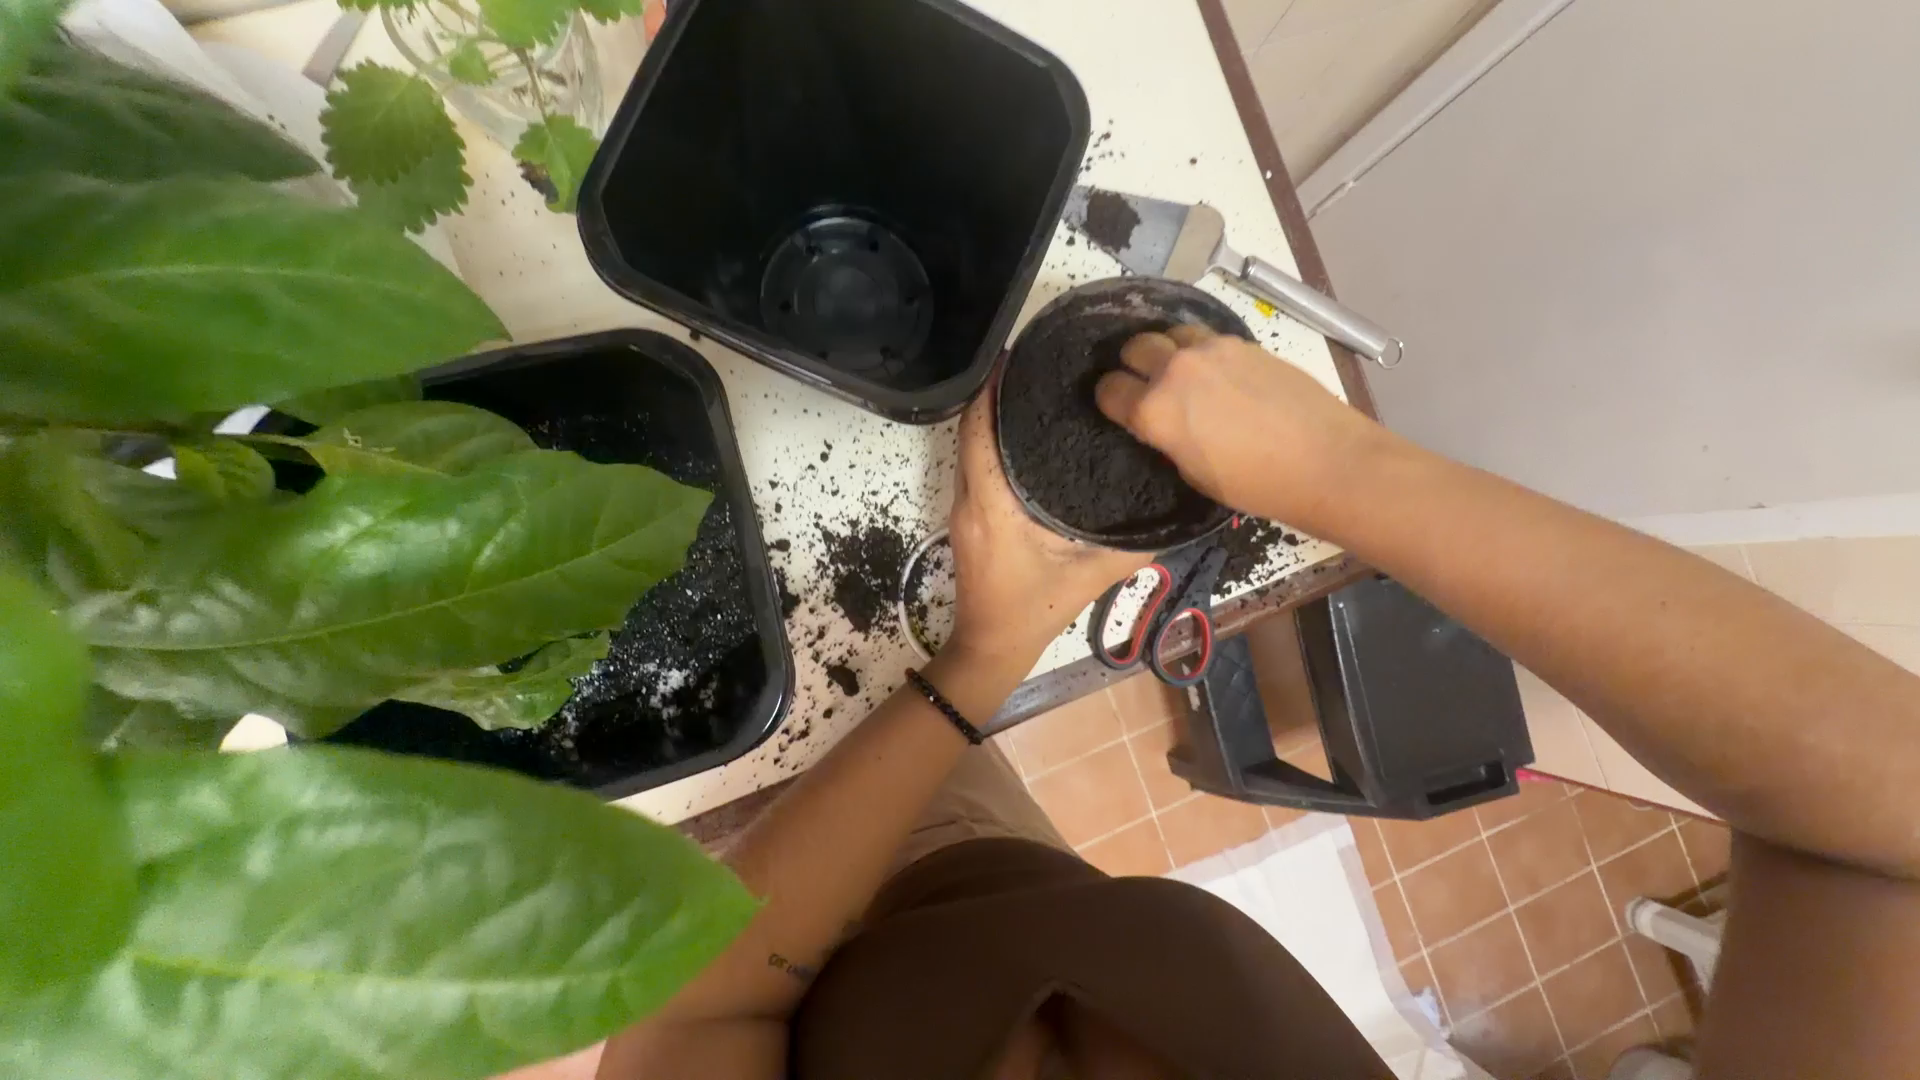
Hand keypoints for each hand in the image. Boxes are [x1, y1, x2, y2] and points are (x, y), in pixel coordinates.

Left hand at [946, 375, 1150, 664]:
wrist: (990, 647)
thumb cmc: (1032, 611)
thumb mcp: (1088, 578)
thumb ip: (1131, 548)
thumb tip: (1173, 515)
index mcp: (991, 505)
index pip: (978, 432)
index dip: (990, 391)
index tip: (1017, 359)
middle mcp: (968, 499)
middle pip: (969, 432)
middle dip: (994, 396)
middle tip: (1036, 369)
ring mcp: (962, 509)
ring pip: (969, 449)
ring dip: (990, 419)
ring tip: (1034, 393)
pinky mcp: (967, 519)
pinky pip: (974, 467)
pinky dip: (990, 444)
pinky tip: (1026, 437)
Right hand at [1093, 325, 1384, 527]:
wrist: (1325, 460)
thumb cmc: (1253, 484)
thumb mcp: (1191, 472)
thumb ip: (1165, 437)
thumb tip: (1161, 421)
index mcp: (1154, 410)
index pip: (1109, 389)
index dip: (1111, 399)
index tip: (1121, 408)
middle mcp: (1176, 370)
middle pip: (1135, 347)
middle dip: (1133, 365)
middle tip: (1146, 384)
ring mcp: (1212, 350)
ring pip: (1172, 334)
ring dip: (1168, 351)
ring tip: (1182, 374)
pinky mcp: (1245, 343)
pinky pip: (1207, 338)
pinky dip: (1201, 351)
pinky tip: (1218, 374)